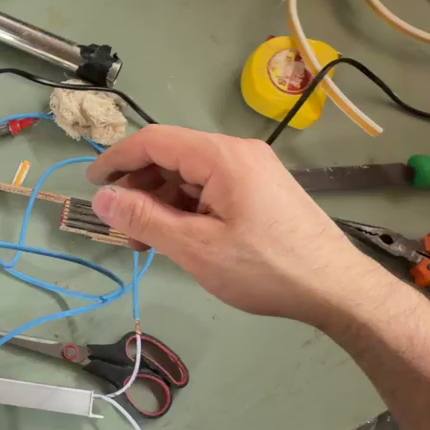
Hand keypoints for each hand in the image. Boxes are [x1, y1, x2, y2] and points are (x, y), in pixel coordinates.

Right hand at [86, 126, 385, 323]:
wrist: (338, 290)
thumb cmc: (266, 268)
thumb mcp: (197, 248)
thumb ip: (145, 220)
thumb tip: (103, 198)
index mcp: (222, 155)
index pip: (154, 140)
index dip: (117, 158)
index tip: (91, 183)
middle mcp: (237, 152)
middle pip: (172, 156)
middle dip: (139, 187)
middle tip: (121, 228)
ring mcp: (252, 170)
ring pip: (189, 175)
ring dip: (161, 202)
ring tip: (146, 242)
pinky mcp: (260, 190)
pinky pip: (210, 188)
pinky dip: (186, 209)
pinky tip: (177, 238)